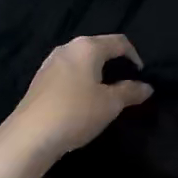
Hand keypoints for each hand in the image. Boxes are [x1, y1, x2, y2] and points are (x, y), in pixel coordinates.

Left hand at [0, 35, 153, 177]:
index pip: (119, 42)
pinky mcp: (40, 78)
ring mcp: (50, 62)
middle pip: (99, 47)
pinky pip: (69, 71)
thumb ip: (130, 91)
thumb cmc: (76, 112)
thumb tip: (146, 87)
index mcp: (87, 47)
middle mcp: (67, 47)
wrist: (30, 135)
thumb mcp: (110, 104)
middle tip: (126, 84)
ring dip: (97, 72)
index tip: (141, 76)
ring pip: (82, 60)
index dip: (134, 56)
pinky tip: (82, 100)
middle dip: (115, 63)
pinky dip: (81, 80)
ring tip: (106, 93)